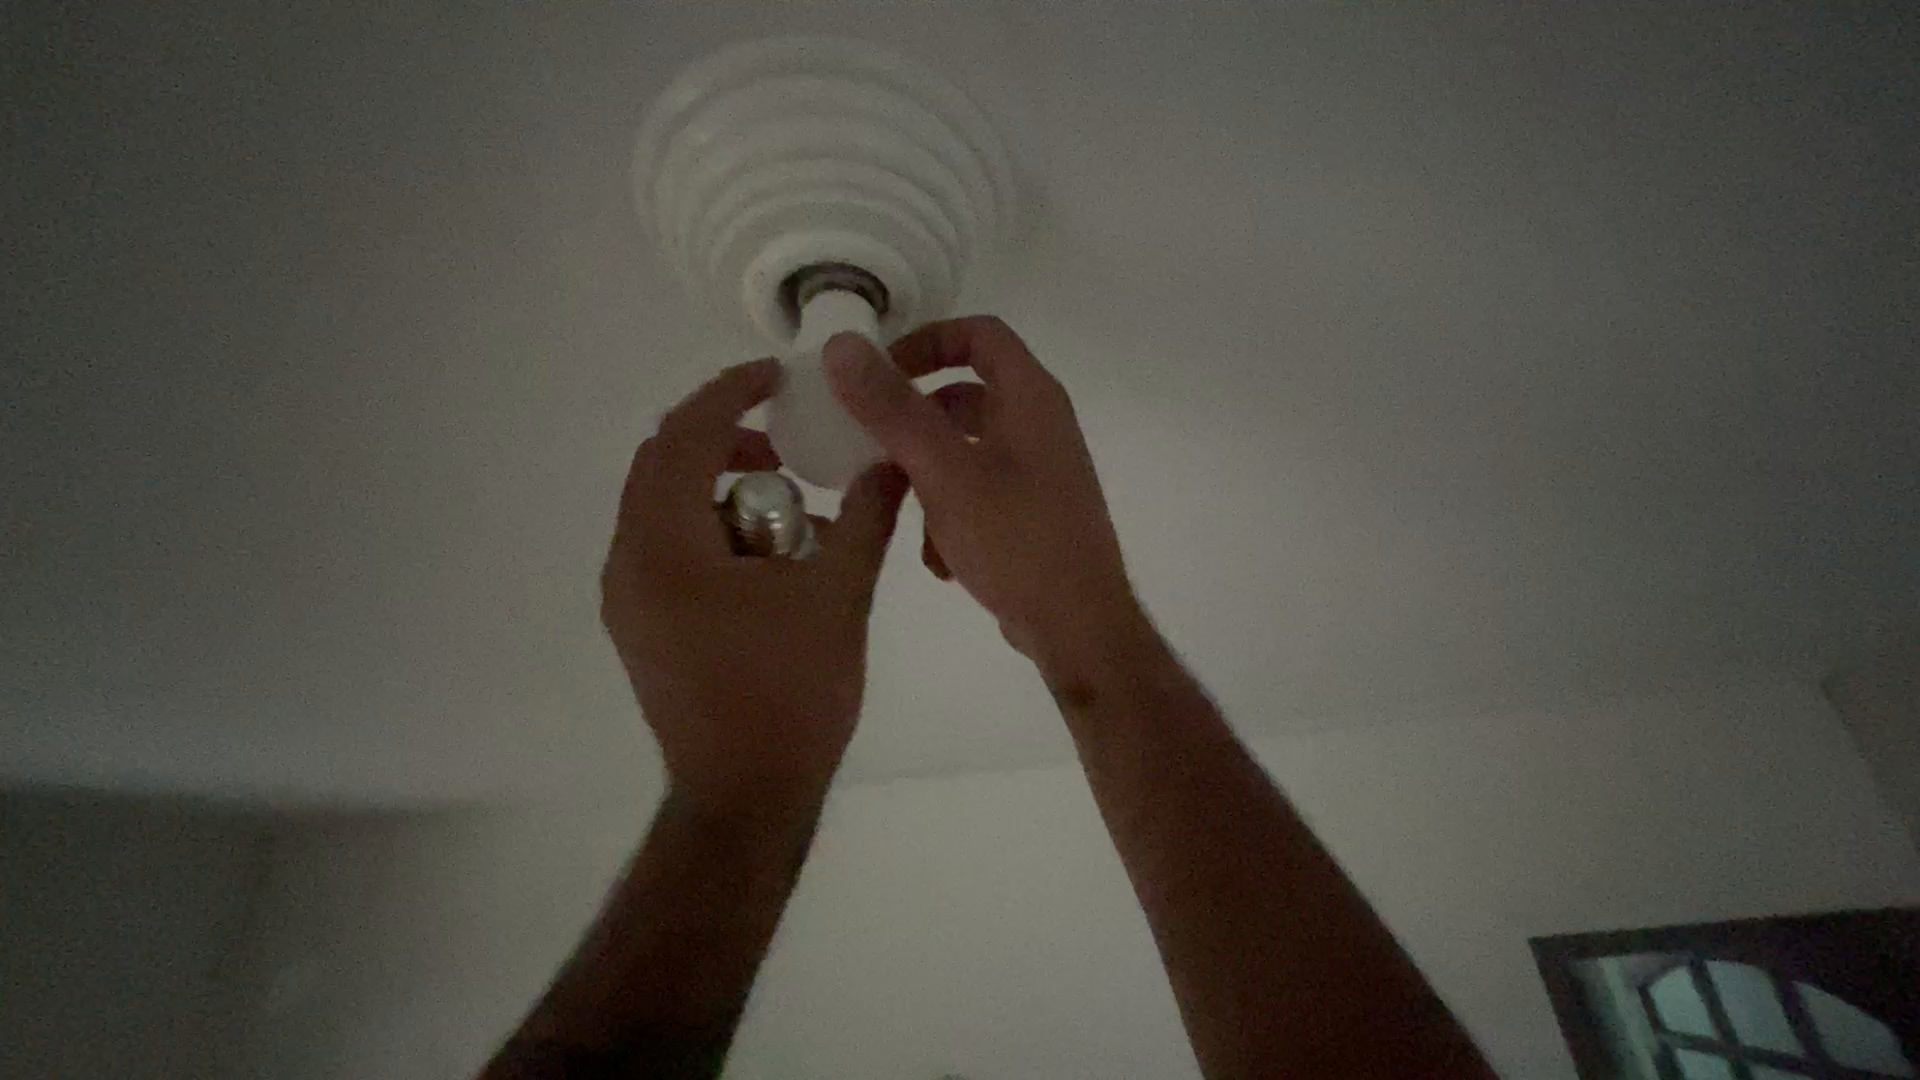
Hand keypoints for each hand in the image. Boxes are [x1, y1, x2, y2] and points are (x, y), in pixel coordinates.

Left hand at [601, 359, 909, 808]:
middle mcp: (628, 562)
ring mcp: (628, 600)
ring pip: (665, 509)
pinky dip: (714, 531)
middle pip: (664, 465)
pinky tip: (770, 560)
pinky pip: (669, 549)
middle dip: (727, 441)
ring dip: (722, 490)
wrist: (747, 796)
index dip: (730, 393)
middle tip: (787, 444)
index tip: (777, 377)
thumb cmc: (791, 693)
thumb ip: (866, 517)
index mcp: (664, 544)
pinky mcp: (643, 627)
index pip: (685, 436)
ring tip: (790, 509)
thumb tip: (896, 461)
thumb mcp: (839, 593)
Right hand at [823, 317, 1145, 673]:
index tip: (879, 372)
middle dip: (914, 423)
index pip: (979, 334)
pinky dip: (952, 516)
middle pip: (965, 397)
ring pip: (965, 452)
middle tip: (870, 446)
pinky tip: (939, 562)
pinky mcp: (1032, 515)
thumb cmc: (1016, 539)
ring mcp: (1039, 473)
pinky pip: (979, 495)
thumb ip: (893, 408)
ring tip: (901, 514)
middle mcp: (1040, 425)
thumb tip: (843, 345)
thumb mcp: (944, 471)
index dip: (926, 341)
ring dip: (927, 480)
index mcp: (1031, 397)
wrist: (1078, 626)